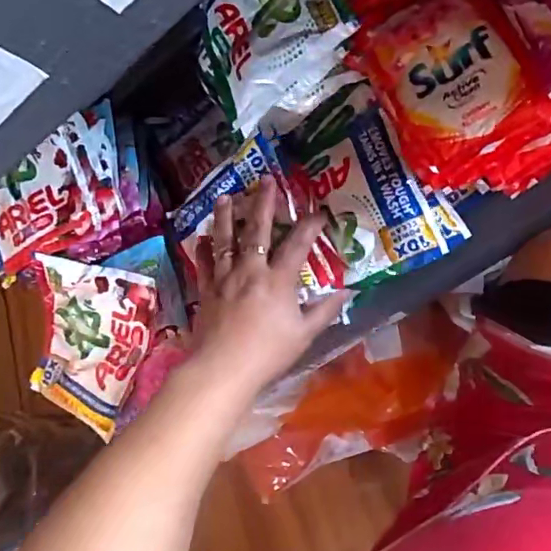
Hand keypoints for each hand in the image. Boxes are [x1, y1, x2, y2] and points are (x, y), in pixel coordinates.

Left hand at [185, 180, 349, 397]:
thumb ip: (324, 311)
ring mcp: (224, 279)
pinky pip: (204, 264)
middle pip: (257, 231)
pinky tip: (202, 238)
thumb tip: (347, 292)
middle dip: (263, 203)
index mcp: (278, 281)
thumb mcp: (304, 335)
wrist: (222, 369)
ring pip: (225, 241)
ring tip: (226, 197)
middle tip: (265, 181)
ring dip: (226, 217)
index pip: (297, 245)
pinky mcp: (206, 292)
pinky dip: (203, 249)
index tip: (319, 212)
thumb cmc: (268, 354)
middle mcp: (250, 272)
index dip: (310, 225)